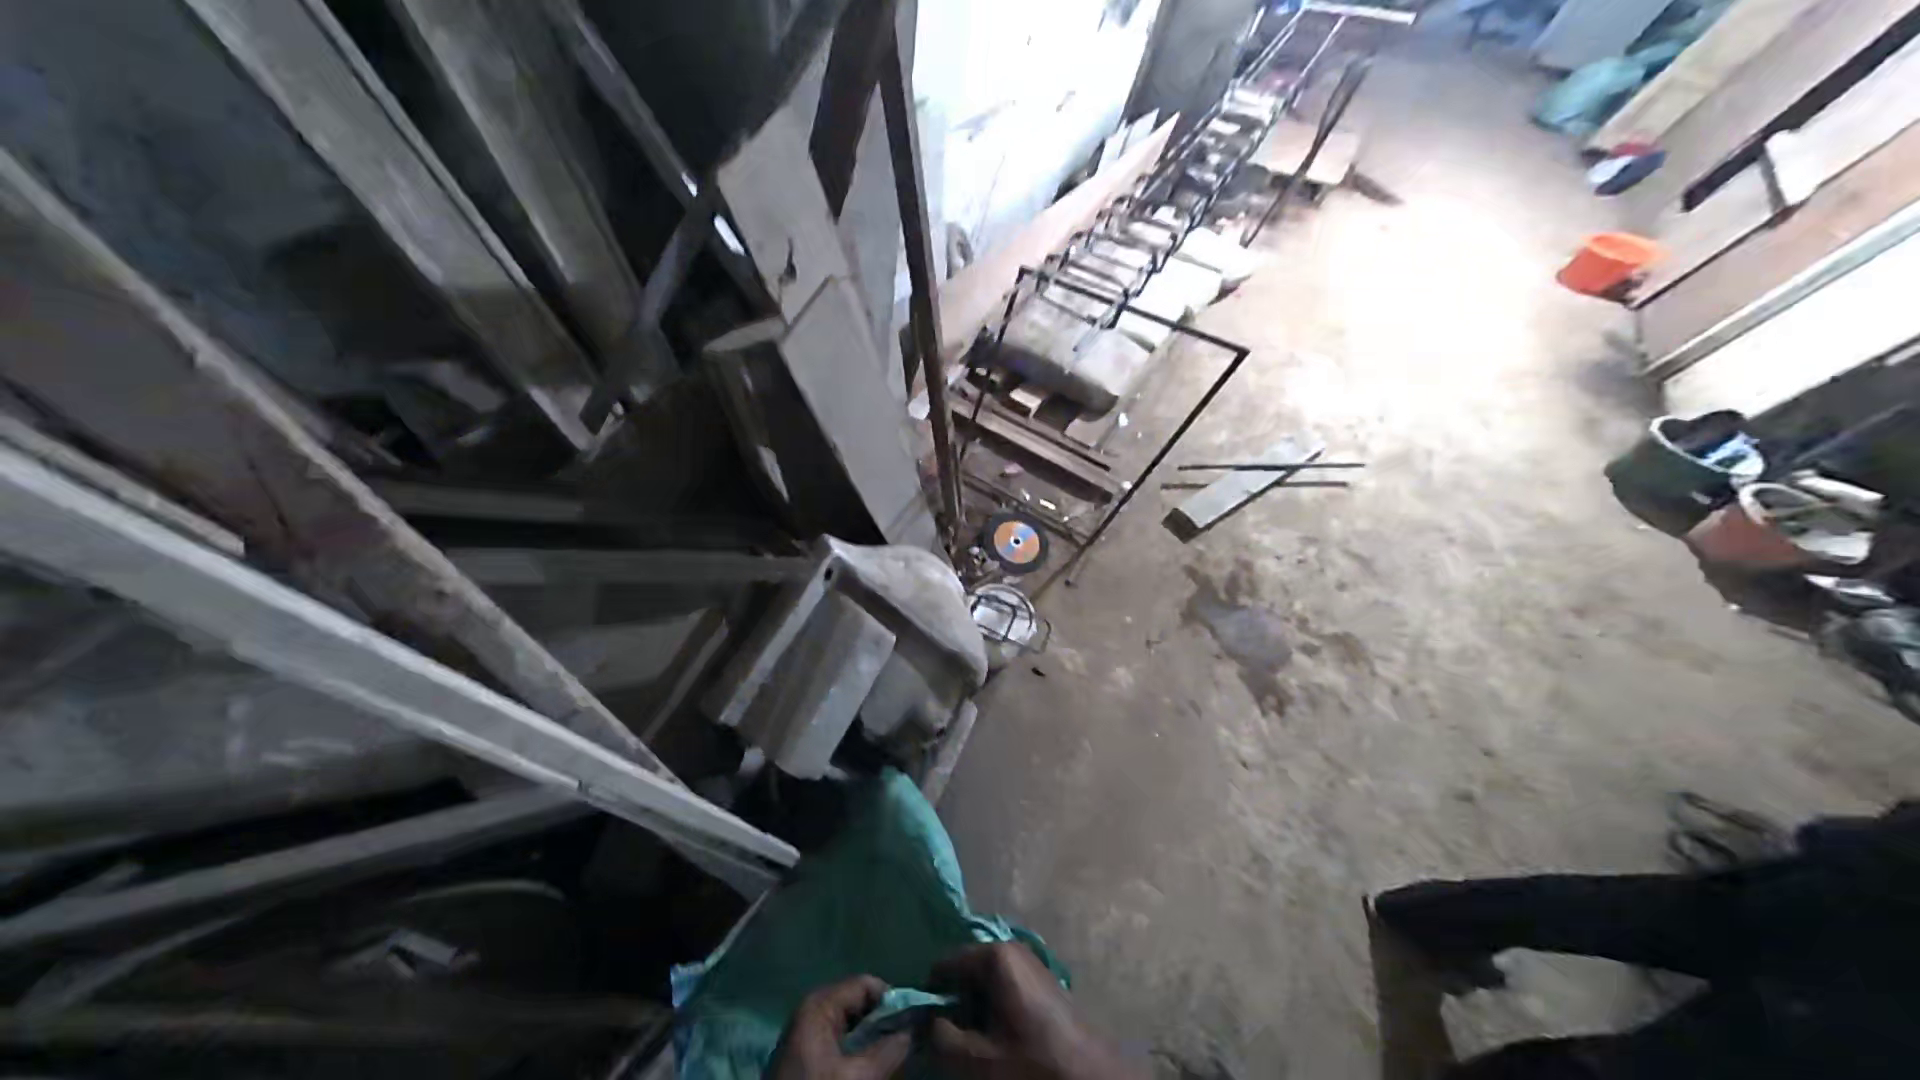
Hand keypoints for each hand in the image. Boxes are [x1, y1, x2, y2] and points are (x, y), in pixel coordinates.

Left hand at [769, 975, 911, 1079]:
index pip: (867, 985)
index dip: (893, 1001)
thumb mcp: (858, 1077)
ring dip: (874, 1039)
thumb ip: (891, 1050)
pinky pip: (843, 1041)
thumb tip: (917, 1028)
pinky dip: (860, 1051)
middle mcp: (814, 1009)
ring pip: (854, 1024)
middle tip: (908, 1043)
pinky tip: (872, 1067)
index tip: (915, 1024)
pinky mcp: (808, 1054)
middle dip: (885, 1021)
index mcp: (820, 1004)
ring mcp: (809, 1032)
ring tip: (894, 1058)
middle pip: (860, 1002)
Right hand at [928, 943, 1137, 1079]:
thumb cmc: (1031, 1063)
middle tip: (952, 1038)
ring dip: (974, 1008)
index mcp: (995, 956)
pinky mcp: (1040, 980)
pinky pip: (1003, 987)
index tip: (925, 1026)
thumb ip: (940, 1036)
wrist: (1091, 1077)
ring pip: (984, 980)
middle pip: (965, 970)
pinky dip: (993, 1009)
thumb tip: (928, 1021)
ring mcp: (1029, 962)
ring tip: (975, 1042)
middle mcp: (1011, 948)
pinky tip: (998, 1039)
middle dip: (954, 1001)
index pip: (944, 964)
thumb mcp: (976, 1059)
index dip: (930, 995)